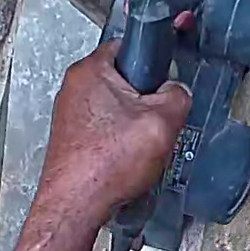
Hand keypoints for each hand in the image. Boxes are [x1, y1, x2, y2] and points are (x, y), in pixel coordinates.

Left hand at [33, 42, 191, 229]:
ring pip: (117, 109)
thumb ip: (178, 97)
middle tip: (158, 123)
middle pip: (125, 81)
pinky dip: (120, 143)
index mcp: (91, 70)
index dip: (155, 61)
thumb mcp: (162, 123)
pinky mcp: (73, 138)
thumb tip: (178, 93)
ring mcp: (71, 114)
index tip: (168, 75)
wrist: (76, 204)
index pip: (129, 46)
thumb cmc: (107, 163)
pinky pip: (106, 130)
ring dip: (135, 125)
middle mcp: (75, 87)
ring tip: (141, 148)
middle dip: (147, 101)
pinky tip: (127, 161)